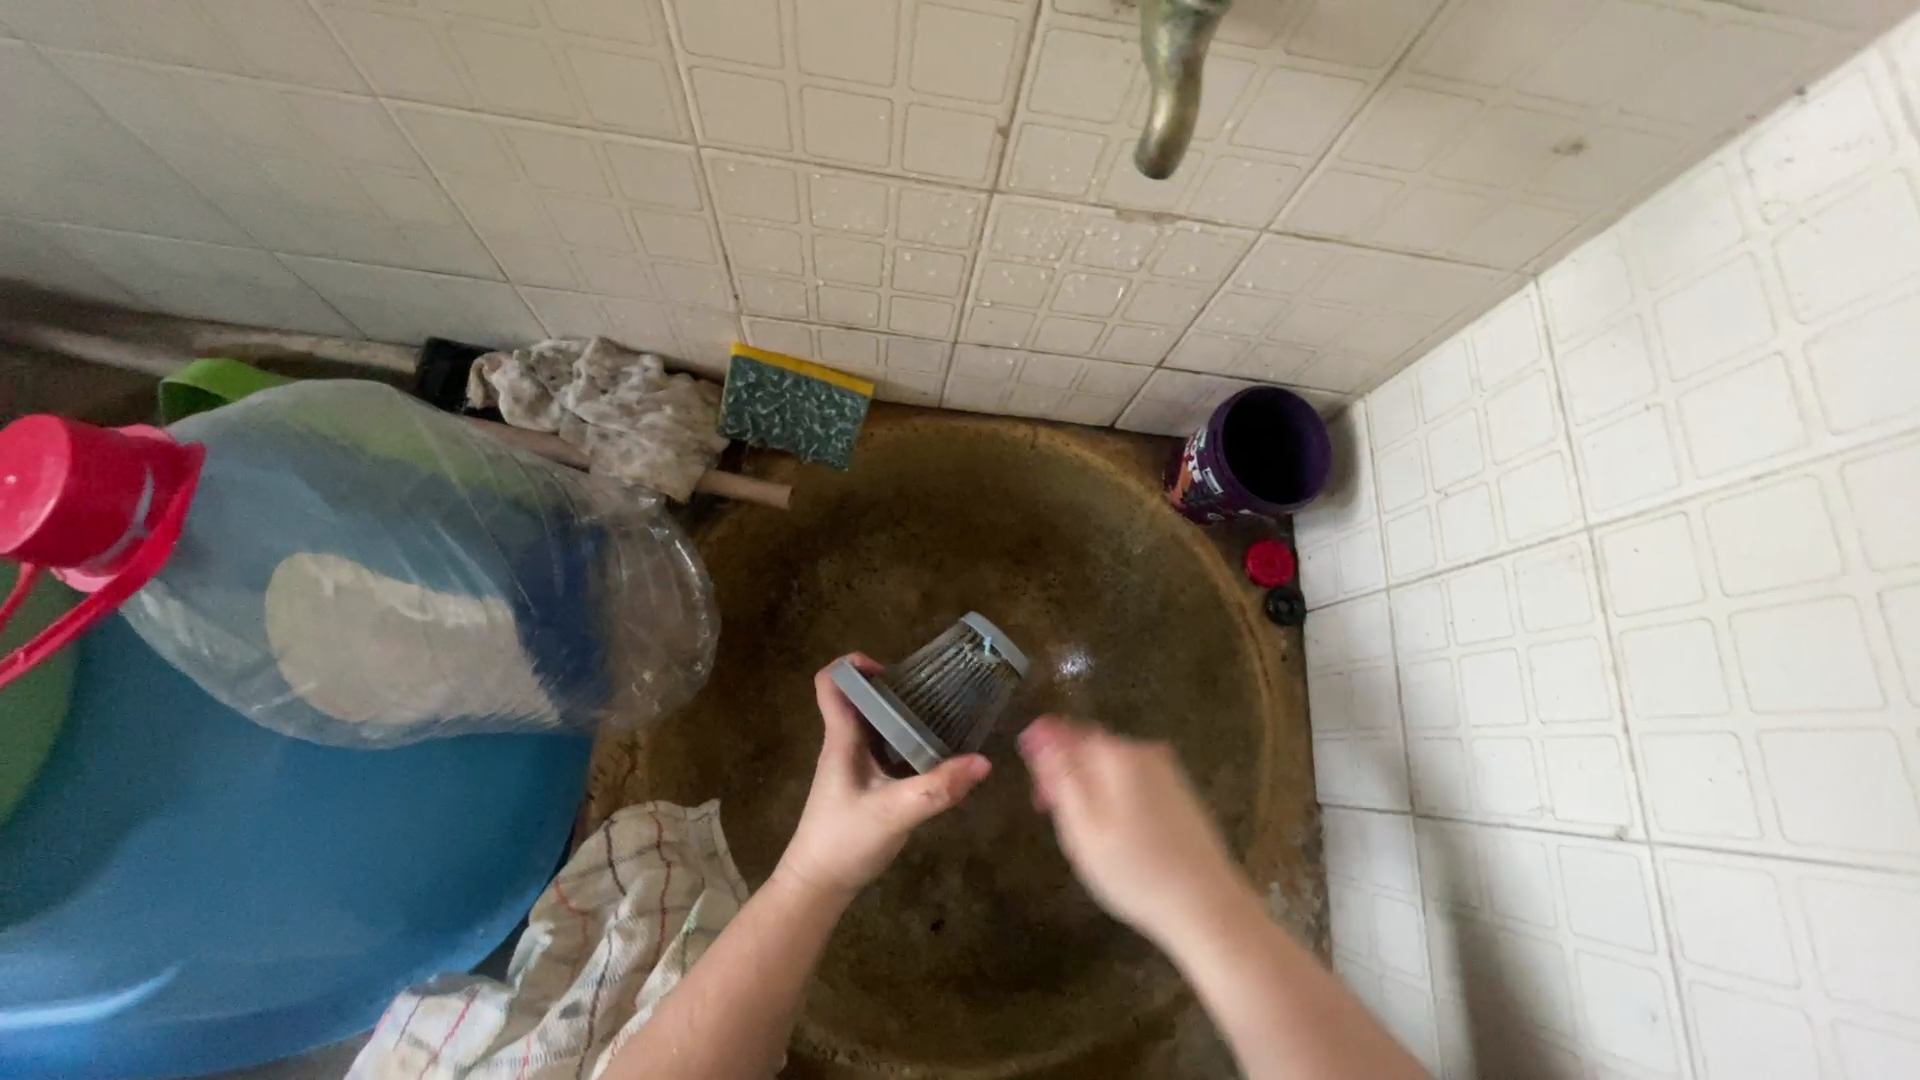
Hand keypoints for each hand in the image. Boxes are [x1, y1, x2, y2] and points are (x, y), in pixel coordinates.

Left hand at [772, 654, 991, 901]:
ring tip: (941, 717)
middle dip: (893, 687)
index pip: (831, 682)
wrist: (817, 886)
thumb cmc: (843, 841)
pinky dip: (907, 742)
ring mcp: (853, 765)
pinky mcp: (863, 784)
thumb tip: (982, 762)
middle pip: (861, 698)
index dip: (854, 665)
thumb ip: (937, 790)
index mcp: (841, 739)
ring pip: (875, 723)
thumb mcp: (895, 814)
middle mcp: (845, 744)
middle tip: (932, 693)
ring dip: (902, 715)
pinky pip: (885, 749)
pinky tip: (934, 755)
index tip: (892, 671)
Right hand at [1018, 715, 1257, 948]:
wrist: (1208, 906)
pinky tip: (1112, 831)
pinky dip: (1114, 795)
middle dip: (1066, 768)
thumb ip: (1061, 777)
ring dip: (1089, 783)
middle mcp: (1145, 753)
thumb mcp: (1083, 827)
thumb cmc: (1135, 870)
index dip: (1043, 744)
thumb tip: (1042, 736)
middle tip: (1045, 806)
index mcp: (1118, 755)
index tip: (1025, 761)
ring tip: (1076, 825)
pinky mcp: (1181, 796)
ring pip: (1113, 767)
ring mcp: (1168, 773)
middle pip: (1092, 748)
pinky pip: (1134, 782)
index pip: (1069, 733)